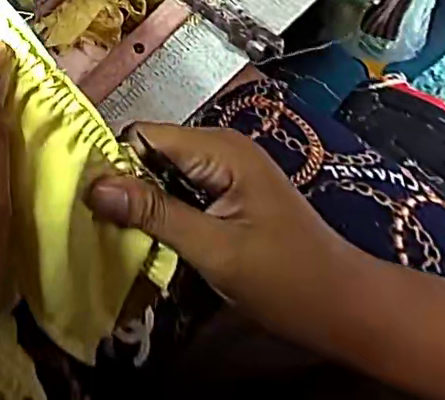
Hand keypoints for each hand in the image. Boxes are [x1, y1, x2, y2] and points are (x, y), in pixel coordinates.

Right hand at [85, 123, 368, 356]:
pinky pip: (181, 185)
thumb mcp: (215, 250)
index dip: (117, 164)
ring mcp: (226, 166)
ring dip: (145, 198)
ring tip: (125, 231)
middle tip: (106, 223)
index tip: (94, 202)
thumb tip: (95, 187)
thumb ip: (155, 214)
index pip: (145, 136)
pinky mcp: (228, 187)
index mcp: (219, 148)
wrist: (349, 309)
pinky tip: (156, 234)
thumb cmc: (288, 280)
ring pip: (163, 169)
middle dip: (128, 182)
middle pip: (152, 149)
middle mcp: (219, 145)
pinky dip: (164, 206)